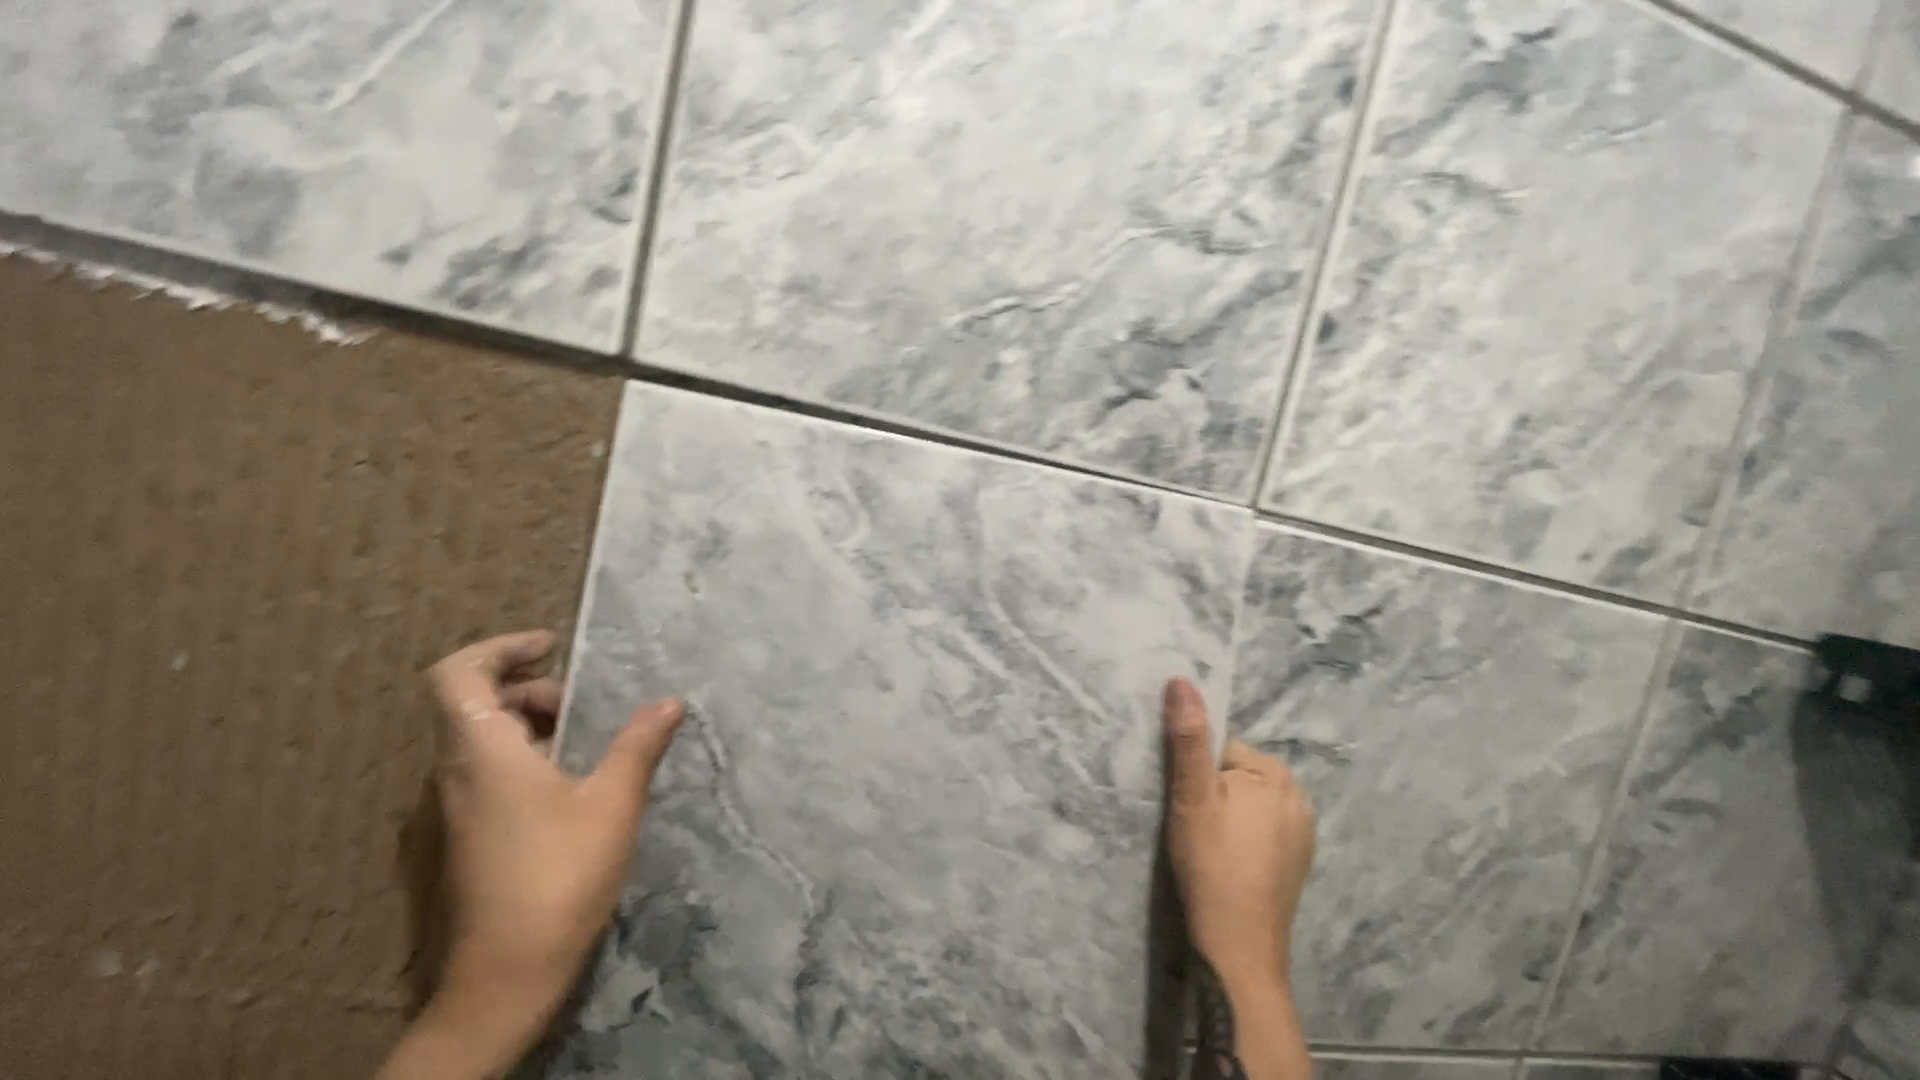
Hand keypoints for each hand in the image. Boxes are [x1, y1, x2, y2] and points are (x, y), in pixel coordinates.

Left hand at [379, 630, 683, 1078]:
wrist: (506, 975)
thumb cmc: (559, 874)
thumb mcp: (613, 802)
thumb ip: (638, 745)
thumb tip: (669, 701)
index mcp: (481, 750)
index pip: (458, 674)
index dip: (500, 648)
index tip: (551, 647)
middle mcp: (455, 772)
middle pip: (473, 703)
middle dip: (529, 688)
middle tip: (581, 703)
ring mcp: (455, 809)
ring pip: (480, 740)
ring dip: (529, 725)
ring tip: (586, 741)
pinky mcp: (468, 838)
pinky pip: (487, 773)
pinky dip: (524, 757)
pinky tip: (572, 785)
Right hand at [1162, 677, 1315, 992]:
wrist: (1239, 947)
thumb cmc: (1211, 865)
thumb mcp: (1191, 797)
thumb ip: (1188, 738)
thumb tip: (1181, 679)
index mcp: (1273, 773)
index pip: (1220, 750)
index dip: (1195, 776)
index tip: (1184, 807)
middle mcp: (1298, 794)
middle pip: (1235, 774)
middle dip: (1212, 793)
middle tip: (1193, 829)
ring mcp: (1303, 830)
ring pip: (1248, 803)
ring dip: (1227, 816)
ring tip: (1208, 848)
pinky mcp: (1299, 859)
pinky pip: (1262, 829)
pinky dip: (1244, 838)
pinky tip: (1228, 863)